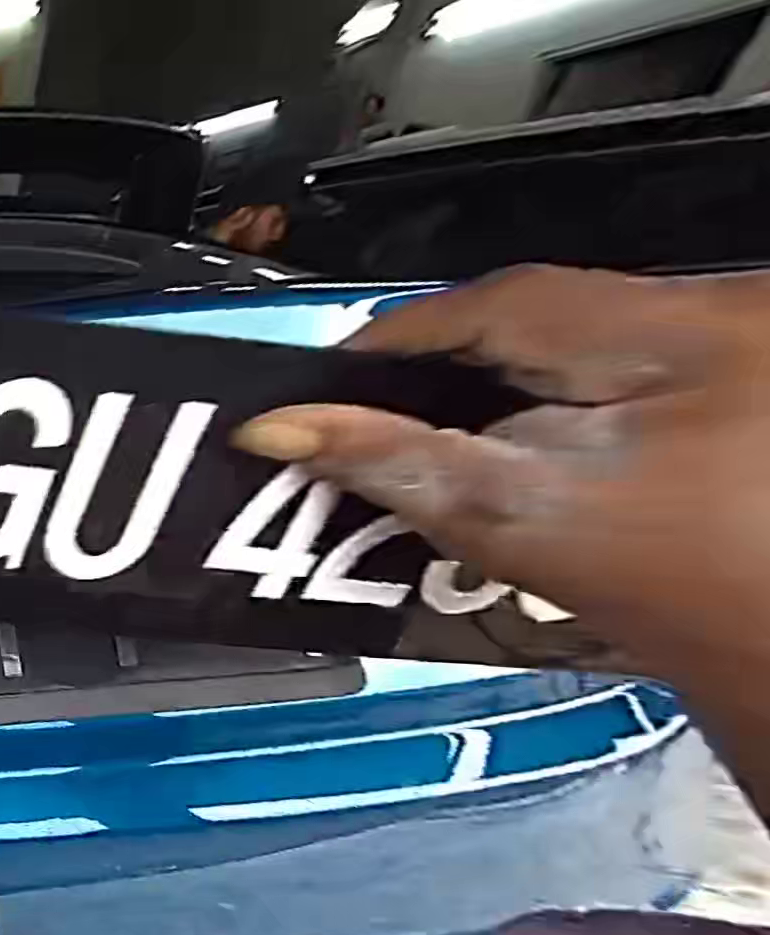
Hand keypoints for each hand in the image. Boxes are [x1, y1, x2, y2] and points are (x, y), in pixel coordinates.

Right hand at [231, 264, 769, 810]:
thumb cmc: (645, 582)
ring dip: (475, 369)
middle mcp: (729, 310)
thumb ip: (379, 457)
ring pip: (556, 329)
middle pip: (526, 311)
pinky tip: (500, 424)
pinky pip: (596, 349)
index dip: (393, 336)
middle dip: (429, 358)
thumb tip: (265, 427)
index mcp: (682, 335)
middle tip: (360, 411)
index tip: (321, 382)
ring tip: (418, 421)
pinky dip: (526, 380)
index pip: (497, 300)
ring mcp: (741, 334)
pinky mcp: (740, 361)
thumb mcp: (494, 514)